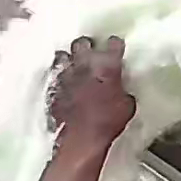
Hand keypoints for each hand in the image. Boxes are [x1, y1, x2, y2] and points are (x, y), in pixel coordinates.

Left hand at [49, 36, 135, 155]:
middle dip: (87, 46)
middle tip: (91, 53)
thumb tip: (121, 91)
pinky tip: (65, 83)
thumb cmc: (109, 121)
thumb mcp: (127, 105)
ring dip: (69, 59)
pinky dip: (60, 77)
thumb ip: (123, 91)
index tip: (116, 49)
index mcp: (107, 65)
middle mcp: (84, 64)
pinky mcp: (53, 88)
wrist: (82, 138)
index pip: (113, 43)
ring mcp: (66, 75)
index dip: (115, 45)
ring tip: (74, 65)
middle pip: (82, 42)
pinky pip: (55, 75)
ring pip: (63, 55)